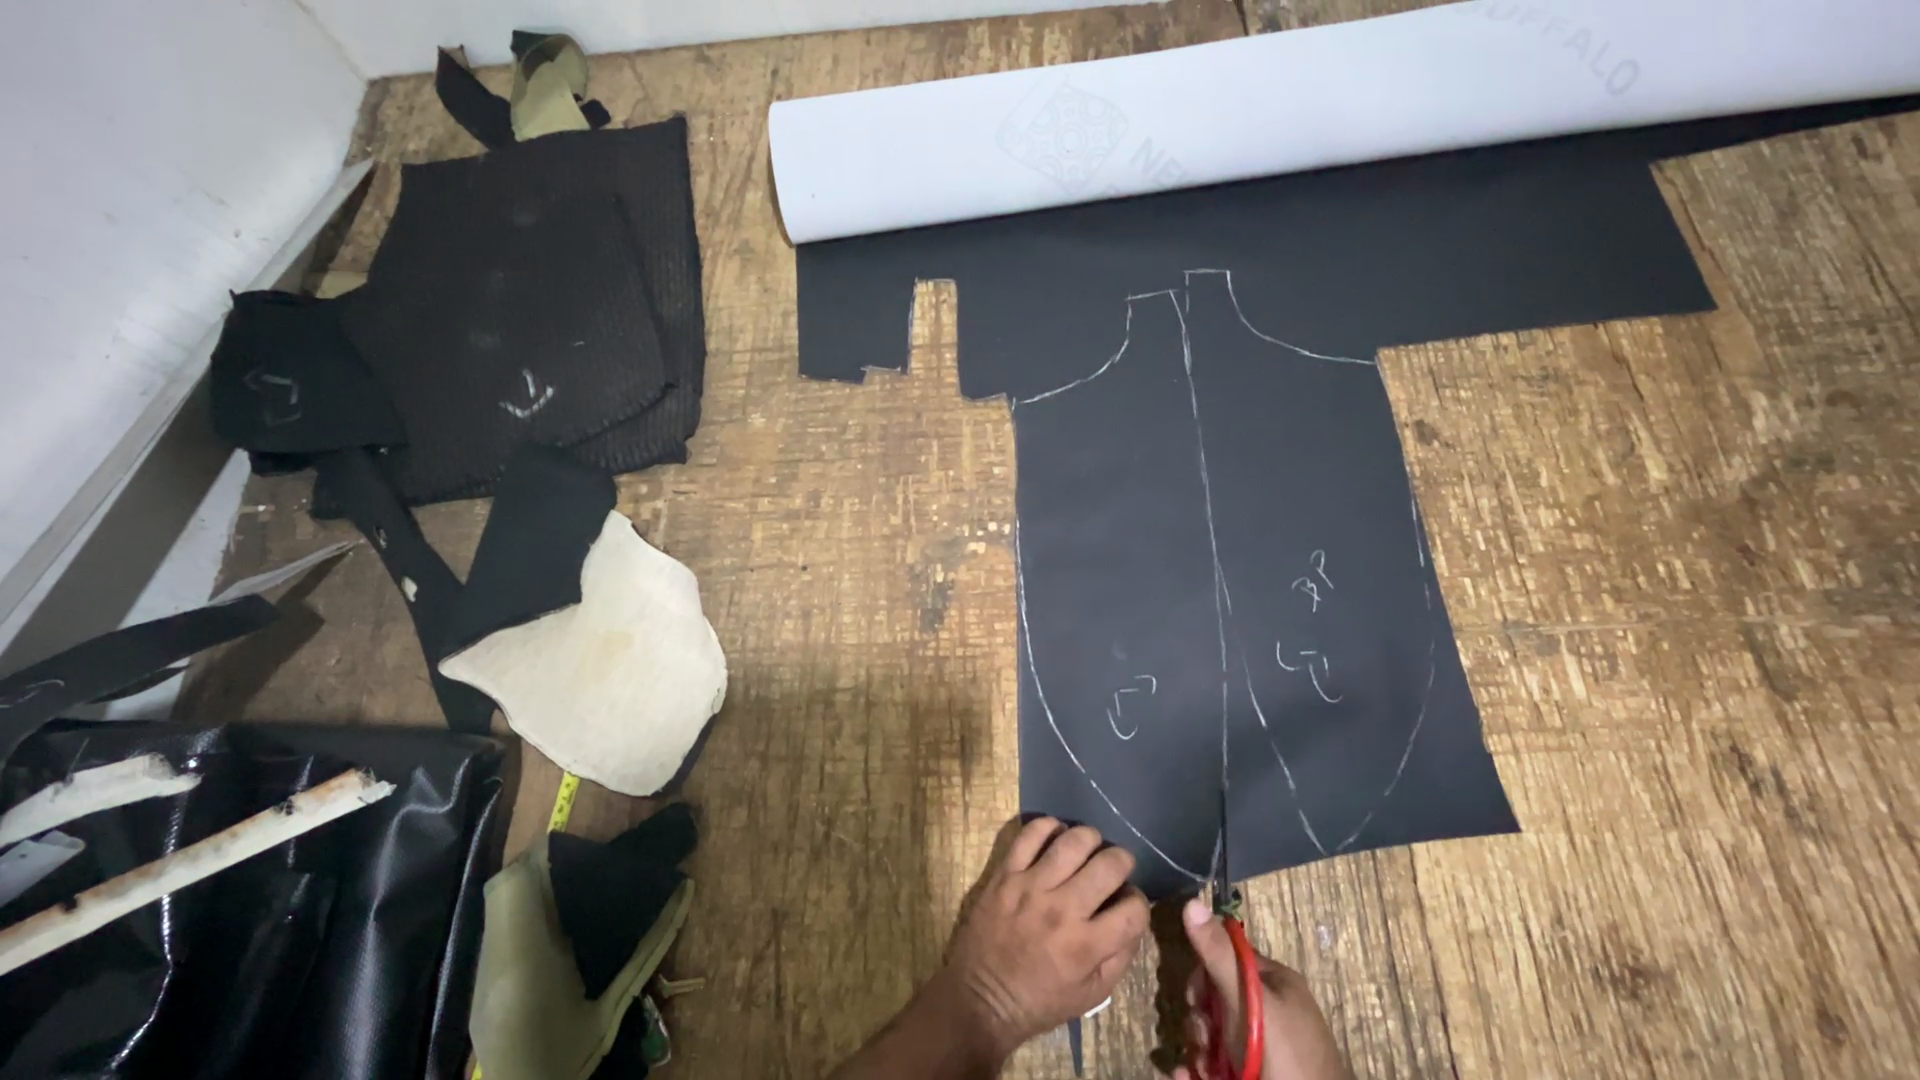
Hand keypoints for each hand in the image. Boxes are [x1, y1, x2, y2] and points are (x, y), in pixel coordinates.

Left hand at [937, 816, 1151, 1058]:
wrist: (982, 997)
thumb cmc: (1041, 1000)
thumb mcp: (1092, 994)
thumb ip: (1121, 955)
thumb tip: (1134, 915)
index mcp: (1086, 946)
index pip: (1135, 907)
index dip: (1139, 902)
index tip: (1128, 904)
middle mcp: (1062, 909)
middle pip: (1109, 864)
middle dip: (1122, 861)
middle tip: (1115, 868)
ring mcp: (1031, 886)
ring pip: (1074, 840)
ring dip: (1090, 839)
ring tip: (1089, 849)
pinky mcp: (1006, 873)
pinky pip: (1031, 833)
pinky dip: (1050, 826)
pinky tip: (1056, 837)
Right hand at [1171, 897, 1347, 1079]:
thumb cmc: (1286, 1058)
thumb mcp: (1250, 1001)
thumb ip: (1219, 955)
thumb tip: (1192, 901)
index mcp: (1275, 983)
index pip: (1227, 958)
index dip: (1203, 975)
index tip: (1194, 998)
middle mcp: (1270, 1011)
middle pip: (1216, 999)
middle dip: (1199, 1019)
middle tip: (1202, 1039)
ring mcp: (1263, 1048)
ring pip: (1214, 1034)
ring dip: (1197, 1049)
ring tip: (1201, 1069)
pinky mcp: (1253, 1075)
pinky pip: (1218, 1063)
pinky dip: (1200, 1069)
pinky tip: (1190, 1078)